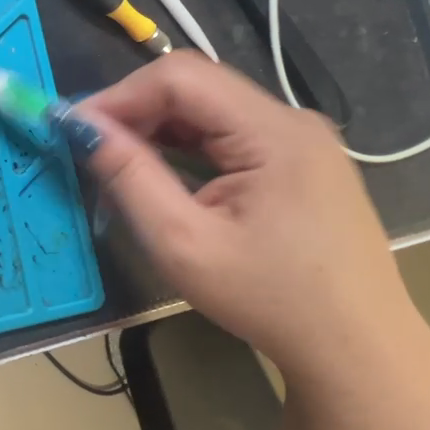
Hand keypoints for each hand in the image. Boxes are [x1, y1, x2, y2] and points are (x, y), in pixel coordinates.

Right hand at [72, 53, 418, 378]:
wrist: (356, 351)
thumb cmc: (269, 299)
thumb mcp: (182, 242)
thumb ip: (128, 176)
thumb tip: (77, 126)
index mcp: (274, 133)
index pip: (179, 78)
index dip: (118, 95)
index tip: (73, 129)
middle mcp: (291, 121)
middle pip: (194, 86)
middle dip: (132, 109)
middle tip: (88, 147)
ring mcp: (298, 140)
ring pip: (206, 106)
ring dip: (154, 125)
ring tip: (115, 160)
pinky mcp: (296, 160)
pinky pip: (225, 131)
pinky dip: (182, 142)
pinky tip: (158, 171)